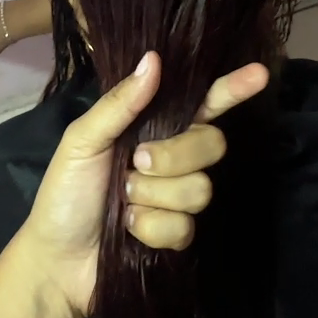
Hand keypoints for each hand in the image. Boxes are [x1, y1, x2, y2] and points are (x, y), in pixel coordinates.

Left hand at [16, 51, 270, 316]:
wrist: (56, 259)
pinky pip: (185, 226)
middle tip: (136, 162)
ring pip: (200, 187)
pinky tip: (129, 229)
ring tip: (125, 201)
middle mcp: (175, 156)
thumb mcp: (83, 140)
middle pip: (211, 144)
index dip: (234, 87)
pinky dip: (151, 228)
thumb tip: (153, 59)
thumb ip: (119, 103)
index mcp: (155, 125)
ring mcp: (178, 196)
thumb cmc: (66, 190)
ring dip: (155, 196)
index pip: (205, 102)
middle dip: (174, 155)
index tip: (260, 73)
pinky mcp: (178, 235)